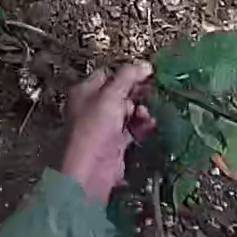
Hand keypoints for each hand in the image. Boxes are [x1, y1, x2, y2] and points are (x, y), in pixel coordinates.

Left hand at [59, 62, 155, 200]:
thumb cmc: (93, 130)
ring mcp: (104, 125)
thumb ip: (128, 77)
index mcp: (85, 91)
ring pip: (128, 110)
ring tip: (146, 112)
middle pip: (120, 92)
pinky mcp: (115, 142)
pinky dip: (141, 124)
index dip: (126, 73)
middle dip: (136, 92)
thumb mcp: (111, 96)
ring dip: (141, 109)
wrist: (90, 171)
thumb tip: (145, 65)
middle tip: (150, 91)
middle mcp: (93, 107)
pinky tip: (149, 123)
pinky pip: (132, 128)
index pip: (108, 74)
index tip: (146, 72)